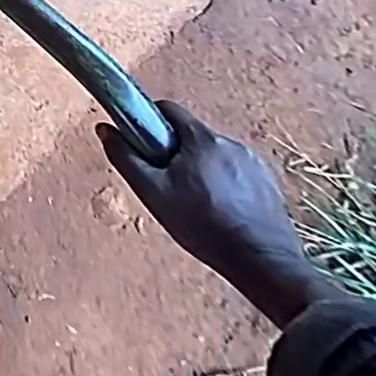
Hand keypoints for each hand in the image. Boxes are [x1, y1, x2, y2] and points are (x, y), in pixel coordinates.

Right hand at [98, 100, 343, 327]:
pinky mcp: (270, 185)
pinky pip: (236, 172)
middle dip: (176, 151)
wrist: (265, 267)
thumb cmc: (206, 228)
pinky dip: (225, 183)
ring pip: (213, 154)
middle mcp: (231, 144)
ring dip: (201, 168)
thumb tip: (105, 129)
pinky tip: (221, 210)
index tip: (145, 144)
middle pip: (190, 134)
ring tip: (196, 201)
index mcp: (202, 138)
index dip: (150, 121)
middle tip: (169, 182)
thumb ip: (125, 157)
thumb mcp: (152, 193)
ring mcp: (255, 164)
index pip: (168, 109)